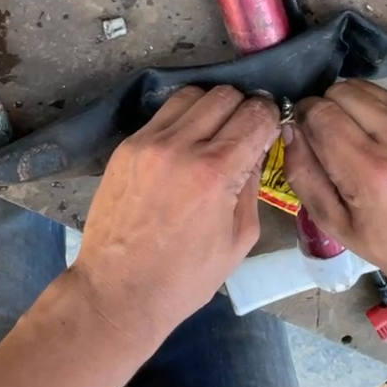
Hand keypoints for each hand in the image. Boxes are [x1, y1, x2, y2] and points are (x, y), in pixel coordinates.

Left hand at [70, 85, 278, 345]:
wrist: (117, 292)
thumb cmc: (185, 278)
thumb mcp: (239, 239)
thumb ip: (252, 185)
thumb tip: (257, 147)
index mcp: (215, 173)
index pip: (255, 114)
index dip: (270, 116)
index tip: (269, 128)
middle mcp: (181, 147)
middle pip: (225, 95)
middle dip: (243, 108)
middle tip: (244, 130)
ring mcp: (149, 142)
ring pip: (192, 94)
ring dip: (211, 106)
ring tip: (214, 132)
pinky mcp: (126, 146)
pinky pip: (164, 113)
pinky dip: (183, 119)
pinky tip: (186, 142)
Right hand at [281, 80, 386, 300]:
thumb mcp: (334, 224)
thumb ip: (303, 174)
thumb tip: (290, 129)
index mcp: (371, 173)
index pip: (319, 114)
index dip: (303, 118)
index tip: (303, 134)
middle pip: (339, 92)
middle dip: (323, 108)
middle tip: (326, 136)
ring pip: (361, 87)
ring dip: (346, 104)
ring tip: (350, 135)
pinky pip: (385, 95)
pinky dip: (370, 108)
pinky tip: (375, 136)